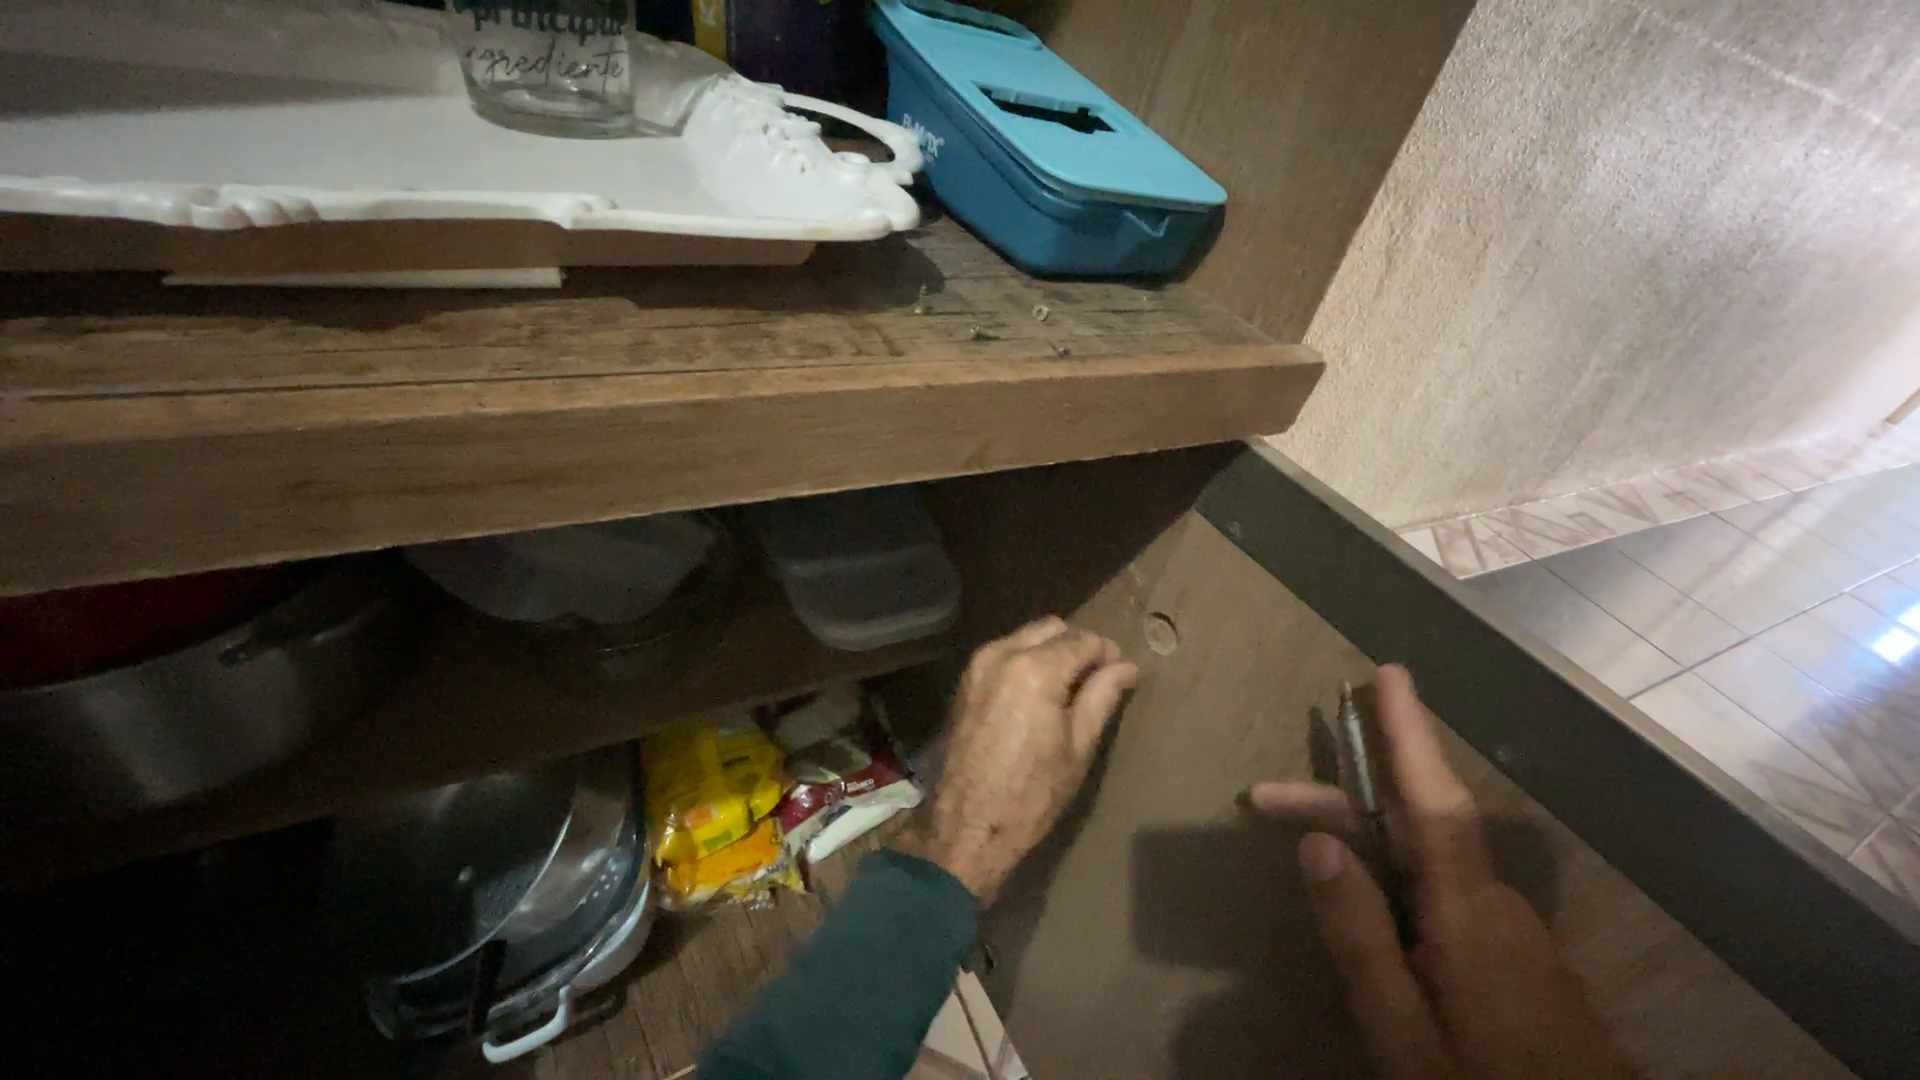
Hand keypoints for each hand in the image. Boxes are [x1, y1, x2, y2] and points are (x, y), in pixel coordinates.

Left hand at [895, 617, 1136, 905]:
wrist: (964, 827)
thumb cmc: (1032, 794)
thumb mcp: (1078, 747)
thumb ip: (1102, 696)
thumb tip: (1126, 666)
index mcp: (1035, 668)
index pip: (1083, 641)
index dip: (1107, 653)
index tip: (1120, 673)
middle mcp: (1002, 654)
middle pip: (1051, 628)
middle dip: (1077, 646)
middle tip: (1096, 680)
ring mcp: (977, 665)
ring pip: (1024, 637)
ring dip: (1049, 651)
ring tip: (1068, 690)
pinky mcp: (963, 682)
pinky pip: (1003, 654)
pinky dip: (1024, 662)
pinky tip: (1037, 696)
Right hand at [1252, 665, 1634, 1079]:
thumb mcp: (1398, 1030)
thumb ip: (1359, 935)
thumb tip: (1319, 844)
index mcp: (1469, 916)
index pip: (1434, 803)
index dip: (1410, 735)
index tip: (1392, 676)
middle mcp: (1497, 905)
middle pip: (1416, 826)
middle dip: (1341, 800)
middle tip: (1264, 798)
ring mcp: (1514, 930)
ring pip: (1428, 859)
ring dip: (1364, 837)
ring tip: (1306, 839)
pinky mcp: (1518, 955)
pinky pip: (1446, 888)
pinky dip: (1396, 868)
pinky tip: (1371, 896)